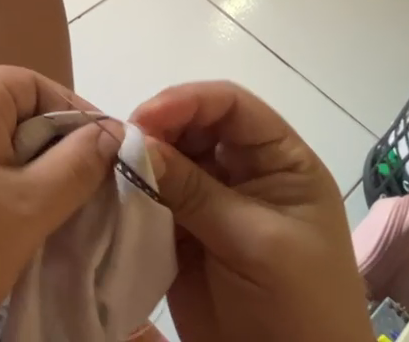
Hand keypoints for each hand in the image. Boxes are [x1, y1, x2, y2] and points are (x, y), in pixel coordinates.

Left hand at [0, 65, 119, 340]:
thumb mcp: (32, 203)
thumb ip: (79, 162)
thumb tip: (115, 132)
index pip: (34, 83)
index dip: (76, 112)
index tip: (112, 153)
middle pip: (18, 106)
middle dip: (60, 142)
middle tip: (96, 185)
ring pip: (2, 137)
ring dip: (38, 166)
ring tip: (69, 204)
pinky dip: (11, 179)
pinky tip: (32, 214)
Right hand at [132, 82, 372, 341]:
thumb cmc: (298, 308)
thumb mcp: (256, 243)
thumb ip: (195, 190)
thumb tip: (134, 140)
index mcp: (281, 162)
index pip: (232, 106)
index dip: (188, 101)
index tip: (145, 117)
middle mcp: (243, 170)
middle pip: (191, 123)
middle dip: (156, 127)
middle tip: (120, 143)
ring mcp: (210, 199)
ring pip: (166, 155)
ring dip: (139, 156)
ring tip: (109, 164)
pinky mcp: (181, 227)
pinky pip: (150, 192)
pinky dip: (129, 187)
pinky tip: (110, 187)